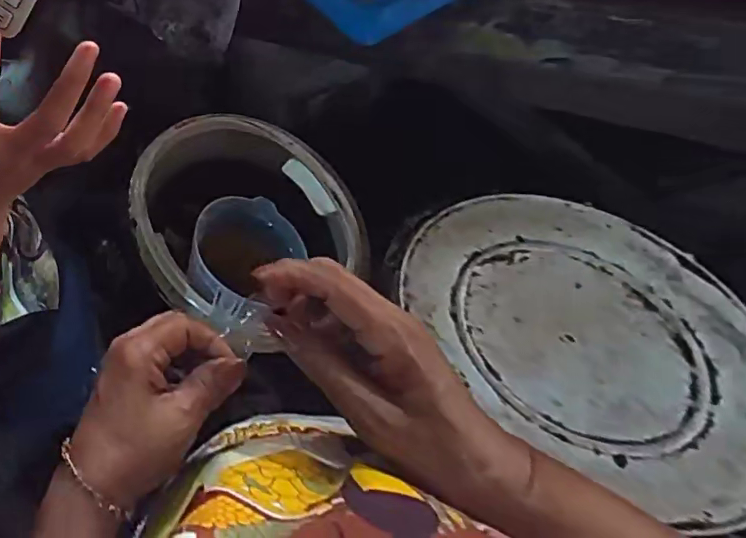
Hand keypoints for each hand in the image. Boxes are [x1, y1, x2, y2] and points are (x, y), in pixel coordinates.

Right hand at [0, 25, 124, 228]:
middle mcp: (17, 152)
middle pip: (49, 122)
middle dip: (71, 85)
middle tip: (89, 47)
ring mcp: (41, 161)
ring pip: (76, 142)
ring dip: (97, 111)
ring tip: (112, 77)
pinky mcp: (56, 166)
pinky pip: (86, 152)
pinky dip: (106, 132)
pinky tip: (120, 104)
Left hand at [67, 313, 247, 510]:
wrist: (96, 478)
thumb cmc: (139, 447)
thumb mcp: (182, 417)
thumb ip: (210, 384)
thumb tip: (238, 363)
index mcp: (137, 346)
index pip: (182, 323)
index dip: (213, 340)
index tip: (235, 368)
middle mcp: (125, 343)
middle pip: (170, 326)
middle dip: (202, 344)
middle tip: (227, 372)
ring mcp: (120, 357)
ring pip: (161, 340)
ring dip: (189, 354)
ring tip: (213, 381)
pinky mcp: (120, 374)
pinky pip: (152, 356)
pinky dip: (174, 365)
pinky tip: (189, 388)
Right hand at [254, 258, 534, 506]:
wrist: (491, 472)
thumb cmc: (435, 452)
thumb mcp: (369, 416)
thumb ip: (319, 364)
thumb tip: (276, 324)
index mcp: (389, 332)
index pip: (330, 281)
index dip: (288, 274)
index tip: (253, 284)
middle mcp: (393, 316)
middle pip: (332, 273)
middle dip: (291, 279)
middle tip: (262, 304)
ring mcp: (395, 323)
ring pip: (337, 286)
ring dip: (303, 295)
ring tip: (281, 324)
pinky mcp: (393, 335)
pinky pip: (347, 307)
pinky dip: (319, 312)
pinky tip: (308, 338)